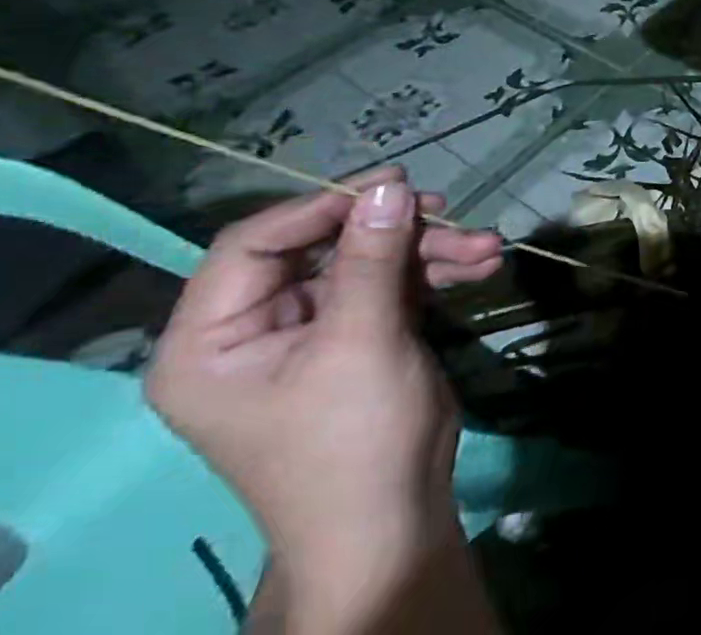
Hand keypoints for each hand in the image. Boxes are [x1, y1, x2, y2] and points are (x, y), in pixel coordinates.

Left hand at [145, 167, 503, 626]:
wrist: (396, 515)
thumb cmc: (354, 437)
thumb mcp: (364, 342)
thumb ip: (374, 260)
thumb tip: (391, 187)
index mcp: (210, 339)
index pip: (252, 247)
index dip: (321, 209)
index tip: (394, 185)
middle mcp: (255, 330)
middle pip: (325, 253)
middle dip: (398, 236)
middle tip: (455, 214)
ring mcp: (314, 335)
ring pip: (370, 268)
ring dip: (432, 253)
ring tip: (489, 248)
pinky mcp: (363, 340)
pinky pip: (395, 290)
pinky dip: (437, 276)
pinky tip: (482, 267)